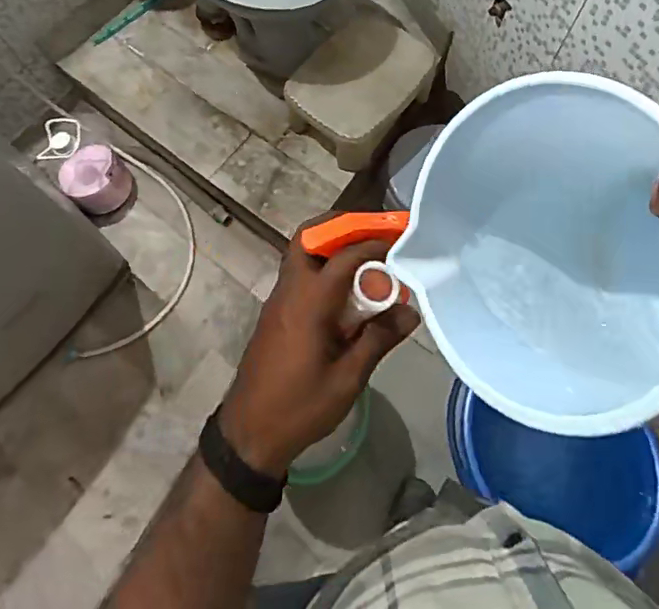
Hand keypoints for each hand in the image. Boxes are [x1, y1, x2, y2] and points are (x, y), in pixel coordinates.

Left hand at [218, 226, 419, 475]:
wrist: (249, 431)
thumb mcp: (347, 379)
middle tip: (374, 236)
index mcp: (308, 302)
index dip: (373, 245)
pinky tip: (347, 290)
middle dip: (341, 227)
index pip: (343, 256)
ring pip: (302, 252)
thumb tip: (410, 311)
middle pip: (309, 237)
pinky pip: (300, 272)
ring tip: (366, 259)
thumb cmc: (299, 406)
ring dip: (331, 245)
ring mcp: (279, 299)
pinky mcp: (277, 311)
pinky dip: (323, 266)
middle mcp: (290, 290)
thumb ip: (378, 339)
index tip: (399, 243)